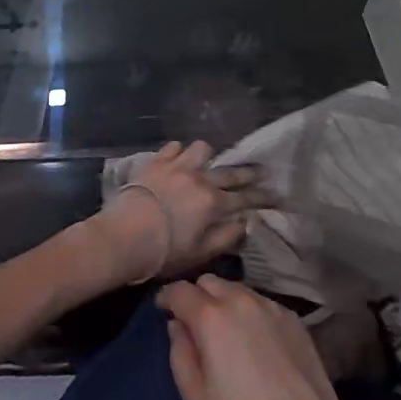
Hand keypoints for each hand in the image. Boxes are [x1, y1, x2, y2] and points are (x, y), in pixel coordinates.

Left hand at [89, 141, 271, 284]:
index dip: (263, 197)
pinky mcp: (156, 161)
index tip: (276, 195)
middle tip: (260, 171)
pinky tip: (178, 159)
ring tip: (207, 162)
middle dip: (248, 172)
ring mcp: (177, 166)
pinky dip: (179, 152)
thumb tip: (244, 223)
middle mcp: (199, 179)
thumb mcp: (202, 252)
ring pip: (201, 148)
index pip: (246, 198)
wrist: (124, 235)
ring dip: (208, 156)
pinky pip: (173, 146)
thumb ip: (227, 237)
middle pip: (230, 171)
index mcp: (213, 203)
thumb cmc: (165, 251)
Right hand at [159, 276, 400, 399]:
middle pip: (209, 281)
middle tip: (194, 325)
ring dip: (224, 302)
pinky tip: (255, 343)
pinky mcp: (297, 323)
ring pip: (238, 290)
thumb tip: (179, 327)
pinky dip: (250, 313)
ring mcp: (274, 309)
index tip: (162, 310)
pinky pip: (263, 305)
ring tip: (226, 332)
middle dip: (196, 296)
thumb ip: (179, 354)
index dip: (166, 298)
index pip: (179, 290)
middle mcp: (242, 301)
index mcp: (211, 316)